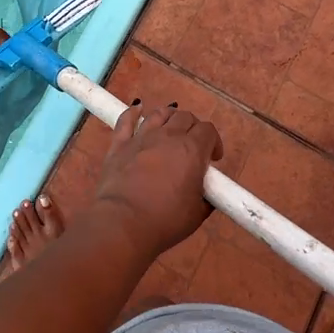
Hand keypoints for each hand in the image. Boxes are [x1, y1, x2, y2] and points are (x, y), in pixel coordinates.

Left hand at [90, 100, 224, 256]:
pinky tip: (137, 109)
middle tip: (193, 146)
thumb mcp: (197, 214)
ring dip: (169, 117)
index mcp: (191, 150)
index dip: (214, 142)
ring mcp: (141, 137)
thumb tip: (207, 194)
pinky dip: (133, 112)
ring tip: (170, 127)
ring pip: (159, 114)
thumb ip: (206, 198)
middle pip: (185, 117)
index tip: (213, 158)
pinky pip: (126, 120)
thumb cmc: (165, 220)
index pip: (208, 130)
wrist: (123, 223)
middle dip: (193, 128)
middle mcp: (168, 136)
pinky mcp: (119, 144)